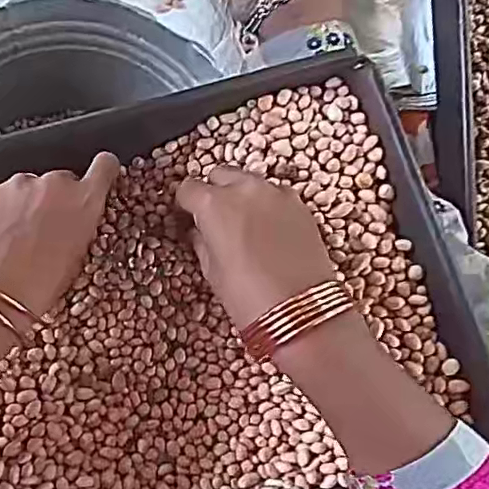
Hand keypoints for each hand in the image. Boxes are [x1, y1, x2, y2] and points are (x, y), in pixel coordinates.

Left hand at [0, 152, 121, 317]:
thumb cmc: (42, 282)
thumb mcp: (79, 255)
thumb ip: (82, 223)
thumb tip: (77, 214)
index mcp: (85, 201)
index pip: (104, 165)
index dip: (102, 170)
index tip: (99, 174)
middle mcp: (55, 184)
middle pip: (62, 179)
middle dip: (56, 197)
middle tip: (47, 227)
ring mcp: (21, 184)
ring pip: (30, 187)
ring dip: (28, 203)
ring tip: (19, 237)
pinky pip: (3, 194)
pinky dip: (3, 209)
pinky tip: (1, 235)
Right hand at [177, 165, 453, 469]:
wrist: (304, 314)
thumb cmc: (250, 299)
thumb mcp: (213, 272)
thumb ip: (202, 242)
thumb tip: (200, 231)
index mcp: (216, 204)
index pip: (188, 187)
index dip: (184, 203)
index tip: (186, 216)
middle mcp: (246, 189)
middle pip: (220, 174)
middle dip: (213, 192)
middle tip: (212, 220)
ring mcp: (278, 194)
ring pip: (249, 181)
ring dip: (240, 196)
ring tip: (241, 227)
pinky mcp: (301, 206)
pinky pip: (274, 195)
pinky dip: (265, 205)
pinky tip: (265, 232)